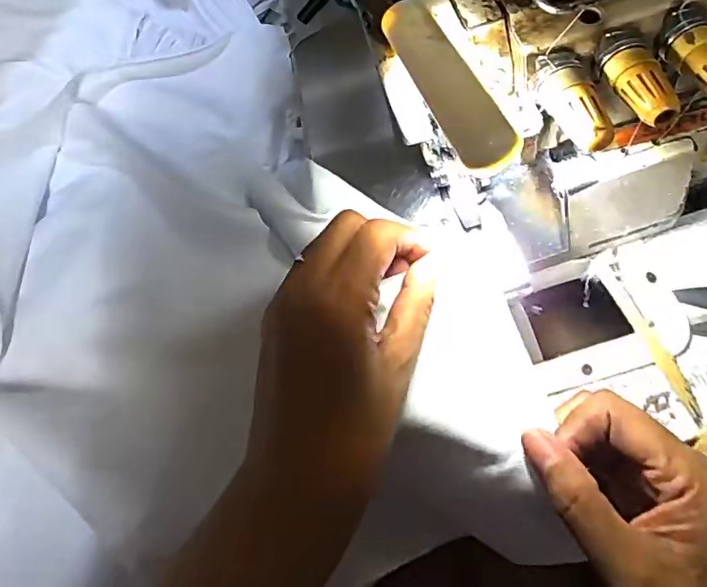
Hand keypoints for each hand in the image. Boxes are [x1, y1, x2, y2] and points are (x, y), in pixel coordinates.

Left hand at [247, 210, 435, 500]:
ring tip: (388, 284)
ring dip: (360, 247)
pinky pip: (311, 266)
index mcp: (336, 298)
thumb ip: (418, 299)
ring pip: (326, 241)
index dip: (409, 238)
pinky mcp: (274, 314)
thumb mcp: (399, 360)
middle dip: (383, 235)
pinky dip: (339, 265)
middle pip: (346, 225)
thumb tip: (432, 261)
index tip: (430, 262)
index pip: (374, 233)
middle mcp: (302, 286)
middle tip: (410, 270)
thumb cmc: (357, 429)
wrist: (295, 482)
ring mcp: (282, 299)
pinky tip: (360, 299)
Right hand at [522, 391, 706, 586]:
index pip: (613, 411)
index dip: (574, 428)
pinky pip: (613, 468)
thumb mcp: (628, 564)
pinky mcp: (657, 500)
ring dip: (576, 457)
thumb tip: (533, 438)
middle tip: (549, 477)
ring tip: (557, 489)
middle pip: (610, 418)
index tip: (548, 465)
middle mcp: (679, 461)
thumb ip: (579, 501)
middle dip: (572, 439)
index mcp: (685, 467)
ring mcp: (669, 480)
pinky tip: (573, 498)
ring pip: (607, 440)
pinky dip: (587, 476)